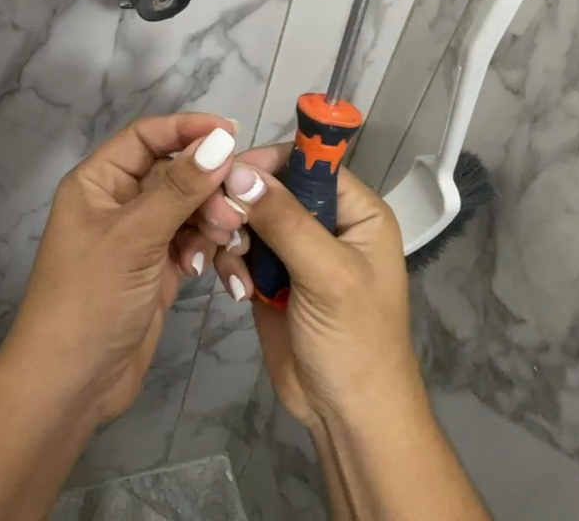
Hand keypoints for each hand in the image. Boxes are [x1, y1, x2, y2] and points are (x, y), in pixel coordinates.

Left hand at [1, 113, 239, 421]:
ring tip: (226, 241)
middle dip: (206, 187)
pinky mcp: (157, 270)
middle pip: (174, 173)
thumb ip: (179, 188)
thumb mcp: (134, 237)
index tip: (233, 133)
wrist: (72, 383)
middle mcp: (117, 203)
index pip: (146, 137)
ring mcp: (138, 238)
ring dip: (211, 220)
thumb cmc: (90, 298)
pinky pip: (191, 243)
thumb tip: (221, 141)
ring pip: (187, 209)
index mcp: (97, 182)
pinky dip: (207, 250)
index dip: (187, 129)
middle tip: (234, 211)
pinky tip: (215, 271)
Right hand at [205, 145, 424, 424]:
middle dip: (241, 204)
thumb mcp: (327, 275)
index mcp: (356, 211)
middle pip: (269, 186)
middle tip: (222, 227)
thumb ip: (285, 220)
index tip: (227, 175)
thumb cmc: (355, 342)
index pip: (306, 162)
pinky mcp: (270, 275)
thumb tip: (238, 172)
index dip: (267, 163)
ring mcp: (295, 250)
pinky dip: (230, 262)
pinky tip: (240, 292)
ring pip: (247, 216)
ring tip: (235, 266)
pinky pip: (238, 248)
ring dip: (232, 236)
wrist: (347, 416)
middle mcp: (325, 222)